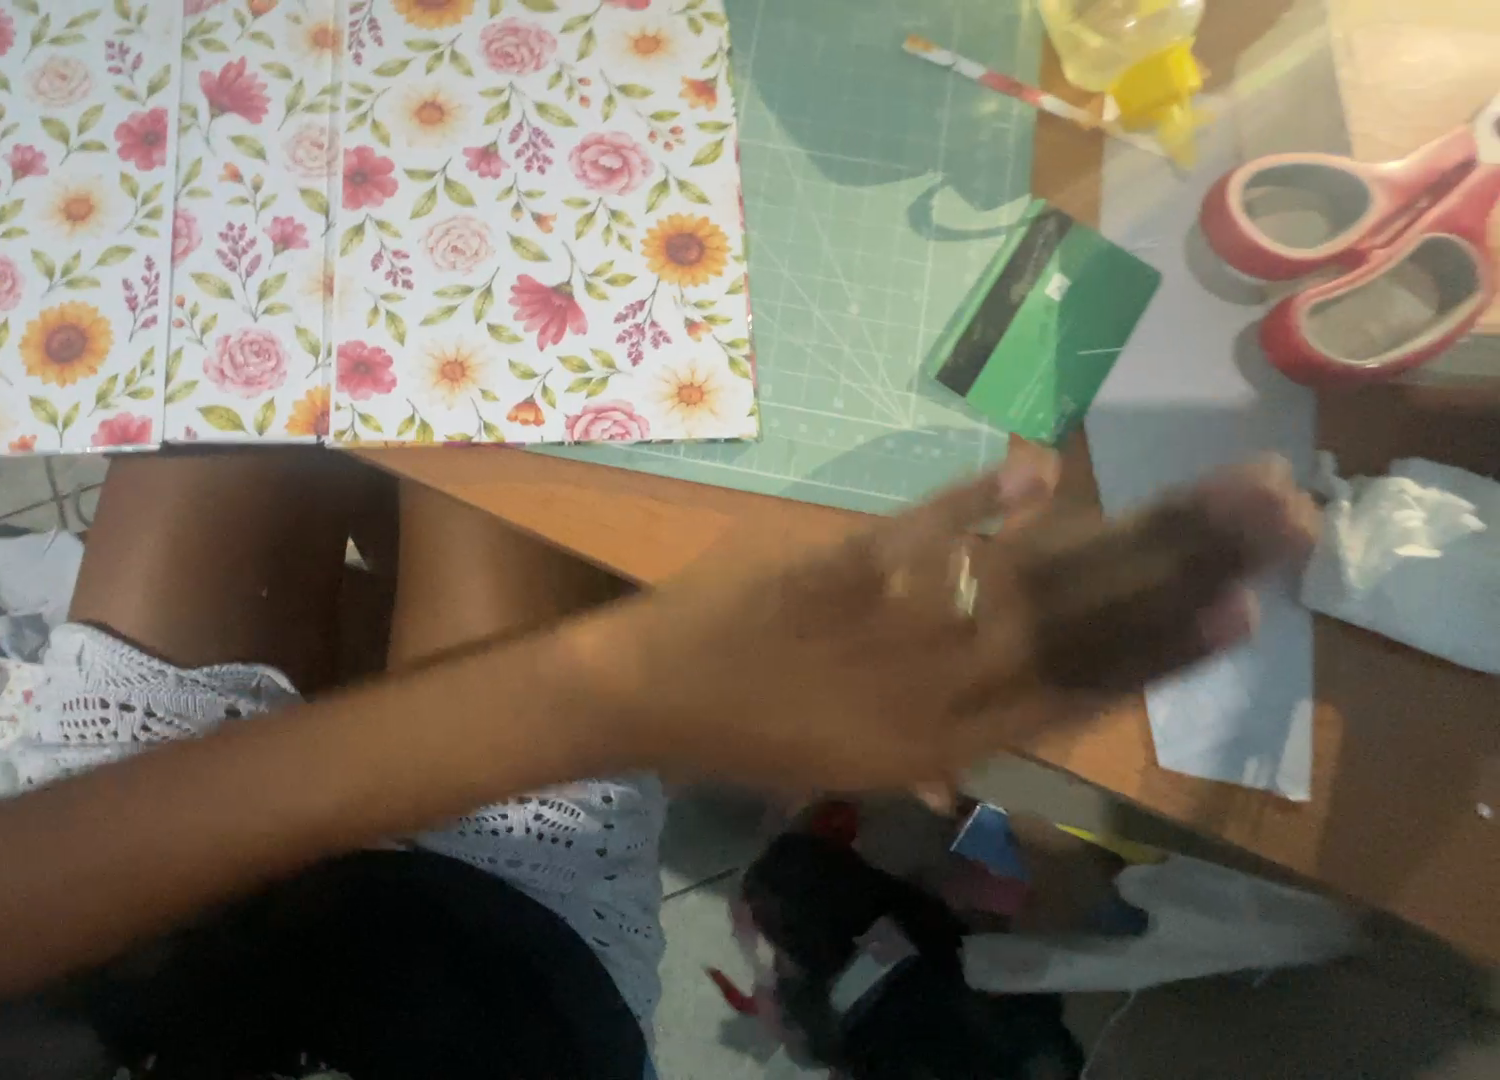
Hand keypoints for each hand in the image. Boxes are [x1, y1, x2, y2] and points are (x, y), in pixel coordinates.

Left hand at [568, 454, 1319, 791]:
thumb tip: (988, 709)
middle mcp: (933, 687)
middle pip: (1079, 626)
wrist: (646, 696)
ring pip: (1030, 577)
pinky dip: (982, 499)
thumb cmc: (738, 735)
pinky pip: (927, 529)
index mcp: (935, 745)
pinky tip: (1038, 470)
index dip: (1161, 652)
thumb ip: (922, 735)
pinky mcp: (839, 570)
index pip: (1073, 694)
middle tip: (1277, 516)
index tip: (1240, 609)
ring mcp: (890, 626)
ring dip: (1126, 527)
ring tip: (1216, 486)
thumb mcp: (842, 761)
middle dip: (1184, 572)